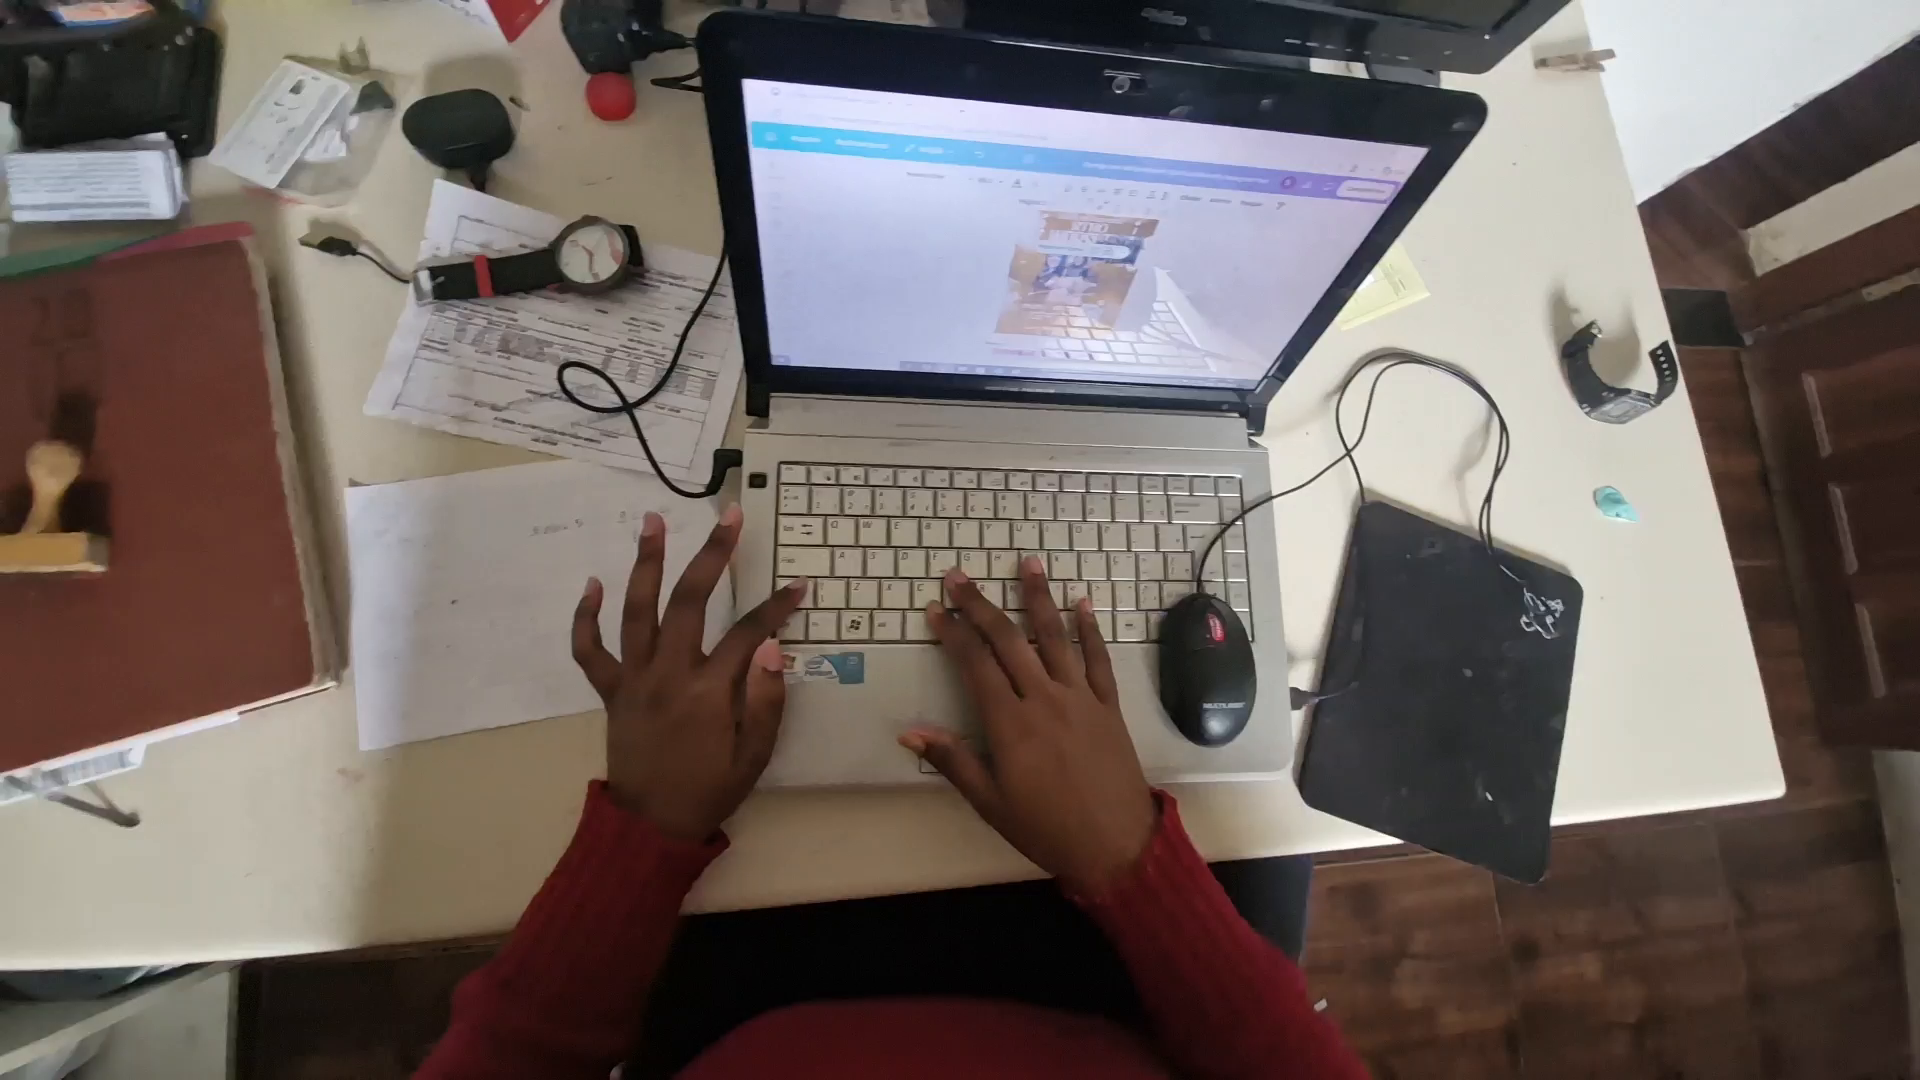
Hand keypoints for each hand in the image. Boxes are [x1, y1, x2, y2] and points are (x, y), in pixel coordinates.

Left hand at [571, 506, 807, 841]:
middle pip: (688, 601)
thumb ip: (767, 700)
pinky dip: (587, 617)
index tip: (798, 586)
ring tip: (654, 520)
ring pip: (635, 610)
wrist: (650, 828)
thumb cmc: (711, 789)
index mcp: (707, 691)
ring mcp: (633, 680)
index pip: (747, 633)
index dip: (775, 607)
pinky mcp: (611, 691)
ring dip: (646, 562)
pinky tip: (593, 583)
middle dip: (713, 554)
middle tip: (729, 515)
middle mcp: (666, 674)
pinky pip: (590, 650)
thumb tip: (773, 645)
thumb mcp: (755, 755)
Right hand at [904, 557, 1157, 893]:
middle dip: (980, 604)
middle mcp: (1043, 698)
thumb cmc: (1046, 827)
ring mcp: (1080, 697)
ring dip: (1038, 596)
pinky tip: (1082, 602)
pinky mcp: (1108, 704)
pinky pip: (1098, 658)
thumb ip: (953, 761)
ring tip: (1027, 562)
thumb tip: (908, 731)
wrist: (1117, 846)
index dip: (952, 633)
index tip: (935, 609)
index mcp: (1010, 724)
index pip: (974, 665)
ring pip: (1055, 636)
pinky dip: (1089, 628)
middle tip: (960, 575)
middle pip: (1007, 639)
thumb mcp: (991, 802)